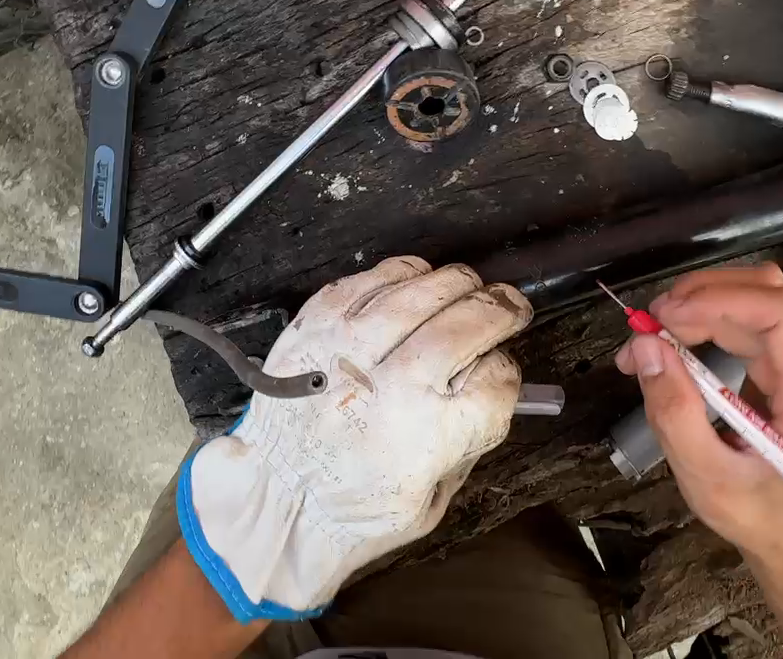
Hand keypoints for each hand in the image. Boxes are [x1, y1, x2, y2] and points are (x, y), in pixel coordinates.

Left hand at [181, 257, 530, 621]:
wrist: (272, 495)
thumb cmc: (353, 508)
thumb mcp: (429, 502)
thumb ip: (467, 439)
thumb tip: (494, 375)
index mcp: (420, 443)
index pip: (493, 384)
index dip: (507, 370)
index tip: (503, 368)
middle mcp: (383, 389)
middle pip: (462, 326)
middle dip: (498, 309)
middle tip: (511, 305)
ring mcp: (343, 349)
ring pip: (418, 290)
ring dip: (456, 282)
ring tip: (469, 288)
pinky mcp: (314, 325)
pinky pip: (370, 278)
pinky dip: (404, 274)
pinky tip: (417, 284)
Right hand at [615, 265, 782, 558]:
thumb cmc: (758, 516)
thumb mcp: (705, 478)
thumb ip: (674, 413)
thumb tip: (644, 346)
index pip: (782, 312)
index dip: (722, 298)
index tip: (666, 315)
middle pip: (764, 295)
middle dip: (699, 297)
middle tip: (647, 325)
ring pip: (753, 299)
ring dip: (697, 304)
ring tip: (651, 334)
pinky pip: (746, 320)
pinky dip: (703, 319)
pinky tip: (670, 342)